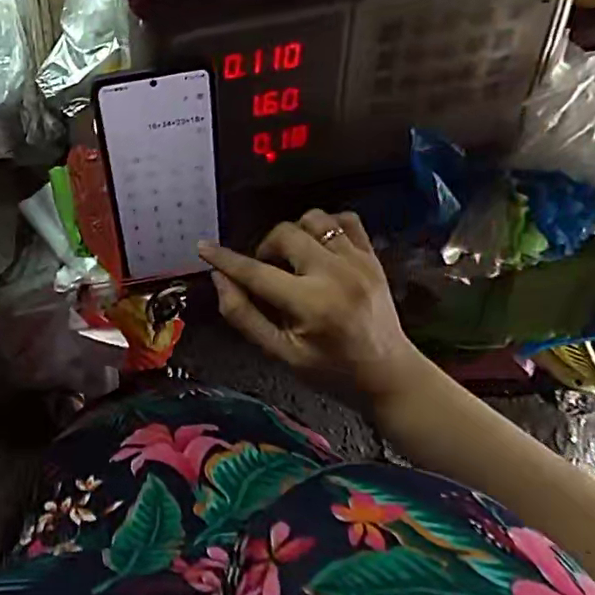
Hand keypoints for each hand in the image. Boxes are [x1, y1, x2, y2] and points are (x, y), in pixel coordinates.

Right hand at [199, 209, 425, 395]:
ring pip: (314, 219)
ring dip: (294, 234)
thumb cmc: (331, 371)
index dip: (225, 259)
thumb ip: (244, 316)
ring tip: (292, 260)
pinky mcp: (372, 257)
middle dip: (264, 249)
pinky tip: (318, 248)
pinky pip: (345, 220)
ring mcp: (359, 262)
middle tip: (266, 273)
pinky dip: (325, 227)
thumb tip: (219, 280)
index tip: (204, 248)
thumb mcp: (280, 354)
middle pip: (284, 234)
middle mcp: (336, 275)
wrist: (390, 375)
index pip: (256, 272)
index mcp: (312, 304)